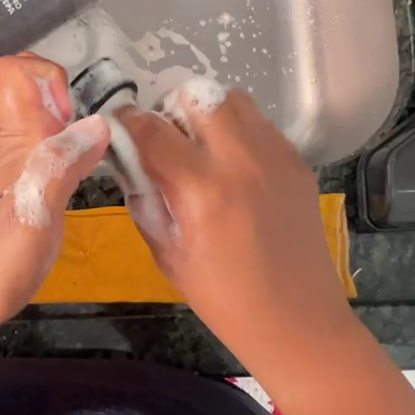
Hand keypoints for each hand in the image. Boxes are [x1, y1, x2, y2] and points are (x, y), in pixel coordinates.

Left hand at [0, 55, 109, 338]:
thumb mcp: (32, 212)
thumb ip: (61, 164)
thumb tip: (98, 124)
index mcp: (12, 140)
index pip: (15, 72)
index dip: (48, 78)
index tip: (70, 118)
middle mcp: (15, 145)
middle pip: (31, 89)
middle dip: (67, 93)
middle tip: (93, 136)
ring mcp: (20, 168)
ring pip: (44, 120)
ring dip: (75, 122)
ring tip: (101, 153)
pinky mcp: (28, 191)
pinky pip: (52, 151)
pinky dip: (75, 151)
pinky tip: (90, 175)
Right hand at [112, 78, 357, 346]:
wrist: (297, 319)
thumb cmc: (222, 297)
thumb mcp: (166, 253)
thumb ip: (145, 200)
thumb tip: (131, 163)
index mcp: (202, 189)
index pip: (151, 129)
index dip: (127, 121)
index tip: (117, 125)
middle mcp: (241, 160)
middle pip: (197, 95)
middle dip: (170, 108)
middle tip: (163, 136)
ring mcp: (275, 156)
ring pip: (233, 99)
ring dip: (205, 112)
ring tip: (198, 144)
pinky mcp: (296, 161)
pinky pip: (258, 123)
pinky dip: (235, 129)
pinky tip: (230, 163)